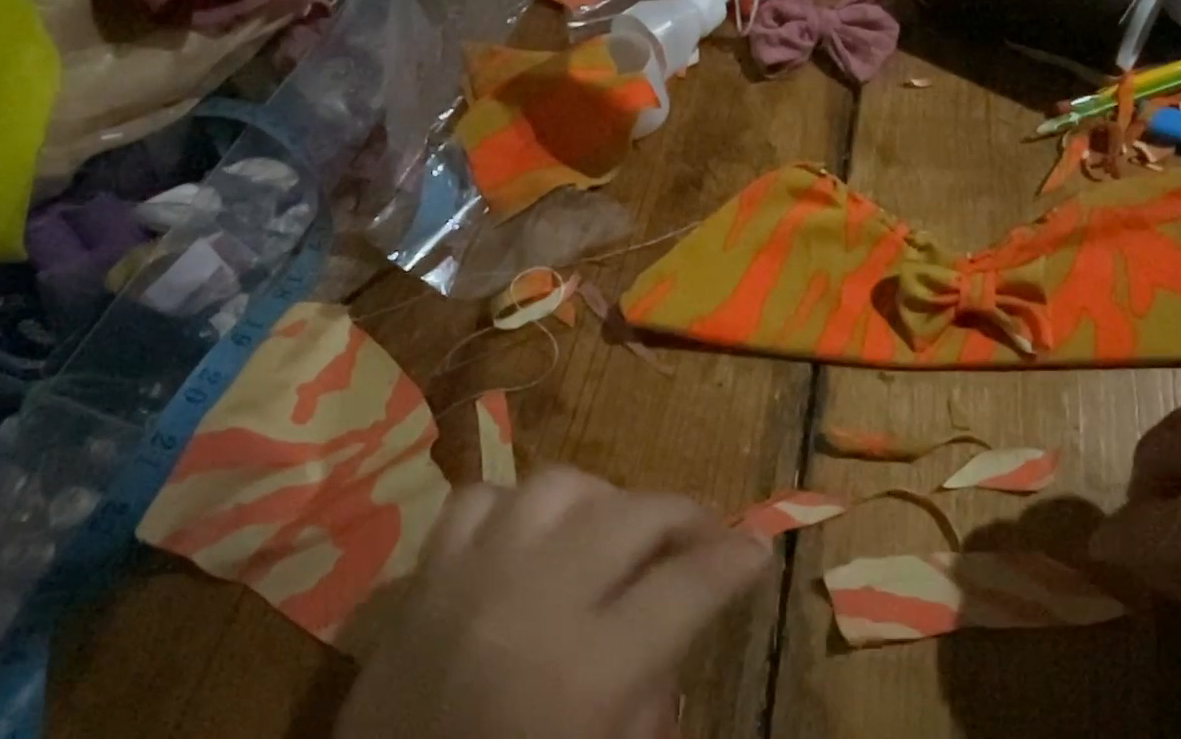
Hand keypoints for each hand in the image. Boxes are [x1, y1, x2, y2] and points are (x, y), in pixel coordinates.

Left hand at [336, 468, 770, 738]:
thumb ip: (651, 695)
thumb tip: (673, 630)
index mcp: (584, 671)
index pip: (685, 588)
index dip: (734, 561)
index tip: (757, 547)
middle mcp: (533, 601)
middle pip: (632, 515)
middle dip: (685, 517)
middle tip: (701, 538)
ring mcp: (472, 575)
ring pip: (559, 485)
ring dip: (603, 502)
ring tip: (615, 532)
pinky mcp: (423, 573)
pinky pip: (480, 499)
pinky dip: (517, 508)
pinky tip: (530, 539)